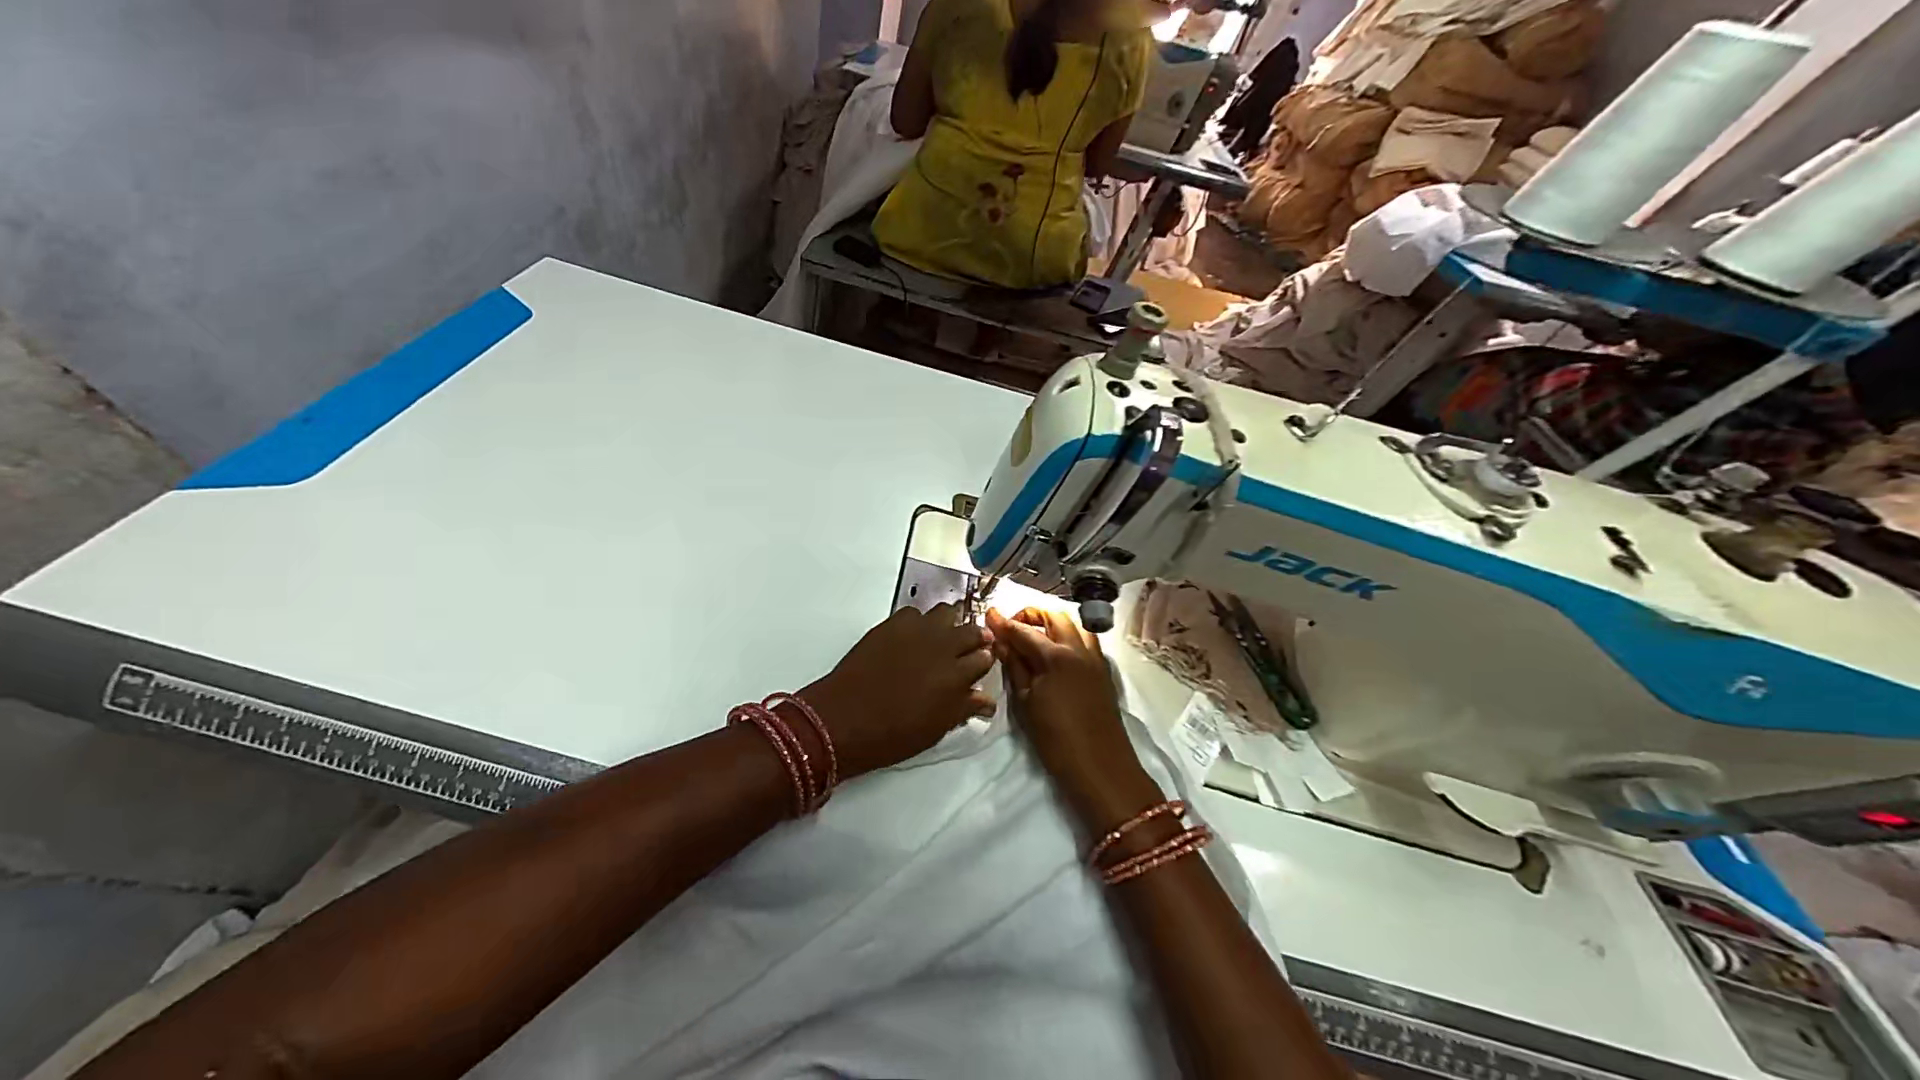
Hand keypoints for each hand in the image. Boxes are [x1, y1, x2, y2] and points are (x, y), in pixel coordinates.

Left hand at [800, 603, 995, 777]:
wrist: (843, 720)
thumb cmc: (890, 734)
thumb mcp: (935, 729)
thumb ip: (962, 708)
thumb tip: (983, 700)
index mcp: (957, 676)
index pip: (985, 658)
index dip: (983, 661)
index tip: (979, 666)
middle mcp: (942, 647)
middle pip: (972, 630)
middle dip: (974, 638)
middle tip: (968, 647)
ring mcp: (917, 632)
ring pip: (946, 613)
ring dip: (949, 623)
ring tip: (942, 636)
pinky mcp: (892, 625)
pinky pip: (914, 613)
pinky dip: (918, 622)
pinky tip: (912, 637)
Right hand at [986, 608, 1140, 802]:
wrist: (1100, 767)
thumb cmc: (1056, 739)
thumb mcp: (1026, 703)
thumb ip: (1015, 667)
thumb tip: (1002, 643)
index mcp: (1056, 656)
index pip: (1024, 630)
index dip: (1004, 622)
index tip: (989, 614)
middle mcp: (1078, 649)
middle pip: (1053, 616)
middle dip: (1030, 615)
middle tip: (1011, 628)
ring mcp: (1094, 658)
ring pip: (1074, 624)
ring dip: (1052, 624)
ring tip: (1034, 638)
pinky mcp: (1103, 671)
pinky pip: (1086, 640)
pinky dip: (1068, 637)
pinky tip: (1055, 653)